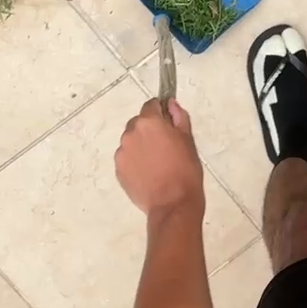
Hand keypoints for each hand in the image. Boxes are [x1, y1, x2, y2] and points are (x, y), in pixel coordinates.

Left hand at [115, 99, 206, 218]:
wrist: (172, 203)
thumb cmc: (185, 169)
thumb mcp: (188, 139)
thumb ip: (178, 117)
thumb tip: (171, 104)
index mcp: (148, 122)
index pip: (151, 105)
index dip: (161, 112)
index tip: (169, 124)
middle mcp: (130, 133)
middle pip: (138, 123)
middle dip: (149, 129)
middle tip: (165, 145)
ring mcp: (121, 153)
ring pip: (131, 141)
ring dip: (141, 145)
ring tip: (156, 162)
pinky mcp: (118, 170)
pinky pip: (127, 158)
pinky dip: (135, 160)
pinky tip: (148, 172)